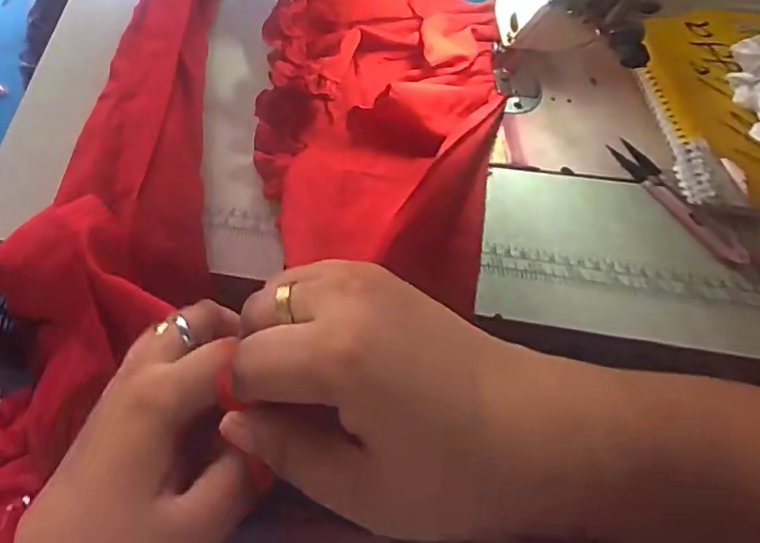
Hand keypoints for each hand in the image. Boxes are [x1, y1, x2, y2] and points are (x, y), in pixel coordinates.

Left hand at [19, 301, 264, 542]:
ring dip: (207, 336)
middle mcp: (140, 367)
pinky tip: (201, 393)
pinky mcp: (113, 393)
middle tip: (265, 366)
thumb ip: (239, 476)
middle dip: (234, 328)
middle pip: (194, 316)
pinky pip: (157, 347)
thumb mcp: (191, 528)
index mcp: (160, 391)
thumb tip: (270, 431)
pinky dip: (186, 349)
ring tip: (238, 374)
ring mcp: (122, 376)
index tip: (291, 381)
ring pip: (173, 325)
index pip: (227, 350)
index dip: (265, 361)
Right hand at [222, 261, 555, 540]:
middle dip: (254, 355)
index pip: (248, 361)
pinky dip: (299, 303)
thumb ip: (286, 452)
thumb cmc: (451, 475)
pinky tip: (327, 344)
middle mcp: (341, 295)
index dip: (241, 398)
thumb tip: (230, 422)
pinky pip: (311, 273)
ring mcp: (360, 272)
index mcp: (336, 352)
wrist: (529, 423)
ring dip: (274, 324)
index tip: (259, 428)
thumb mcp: (363, 490)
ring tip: (303, 373)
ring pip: (279, 284)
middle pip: (255, 309)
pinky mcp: (376, 269)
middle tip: (282, 403)